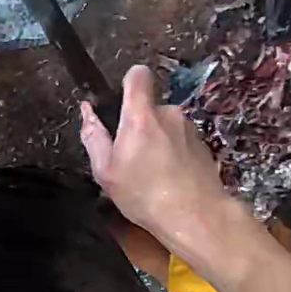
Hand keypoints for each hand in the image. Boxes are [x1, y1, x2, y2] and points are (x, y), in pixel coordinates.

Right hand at [80, 65, 240, 247]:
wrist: (196, 217)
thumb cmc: (145, 195)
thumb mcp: (106, 171)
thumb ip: (94, 137)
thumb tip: (87, 111)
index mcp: (141, 116)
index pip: (138, 75)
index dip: (128, 82)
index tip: (121, 104)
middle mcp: (169, 114)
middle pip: (149, 108)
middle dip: (139, 127)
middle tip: (130, 159)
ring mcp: (190, 128)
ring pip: (165, 127)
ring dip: (157, 143)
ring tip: (151, 175)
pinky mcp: (203, 145)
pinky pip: (181, 141)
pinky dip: (173, 155)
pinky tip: (169, 180)